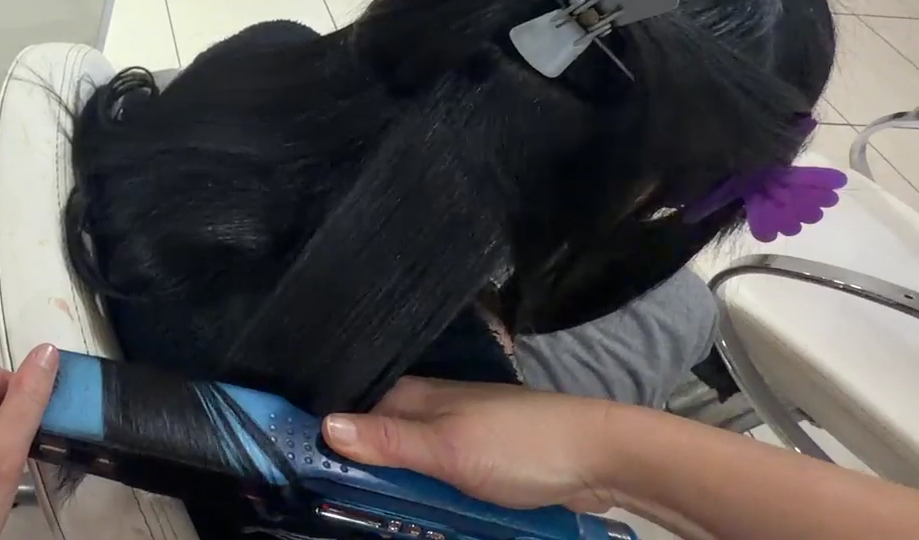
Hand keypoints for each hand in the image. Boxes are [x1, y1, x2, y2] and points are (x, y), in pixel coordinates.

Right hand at [321, 377, 623, 513]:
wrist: (598, 456)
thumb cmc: (516, 445)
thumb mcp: (446, 450)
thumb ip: (387, 442)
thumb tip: (322, 425)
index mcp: (407, 396)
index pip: (352, 419)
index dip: (334, 449)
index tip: (319, 483)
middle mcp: (424, 408)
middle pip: (379, 446)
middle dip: (371, 481)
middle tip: (367, 515)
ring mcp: (454, 433)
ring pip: (410, 466)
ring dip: (405, 496)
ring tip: (401, 522)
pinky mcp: (478, 458)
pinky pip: (439, 479)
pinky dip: (434, 499)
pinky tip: (433, 518)